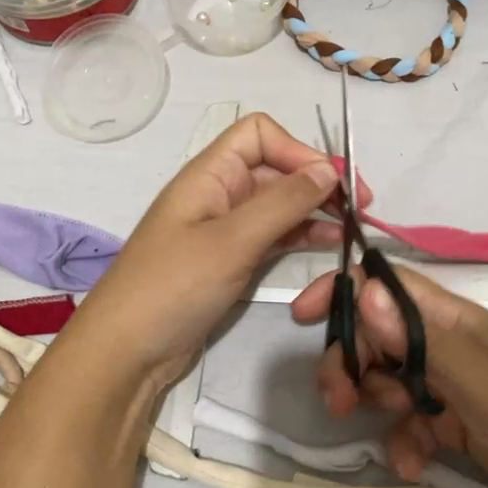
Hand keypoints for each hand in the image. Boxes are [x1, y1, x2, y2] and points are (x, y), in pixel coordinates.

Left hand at [79, 113, 370, 388]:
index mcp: (209, 174)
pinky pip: (273, 234)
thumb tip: (329, 170)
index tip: (332, 182)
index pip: (259, 134)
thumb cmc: (173, 287)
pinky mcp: (231, 260)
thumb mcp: (232, 241)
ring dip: (315, 208)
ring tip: (355, 227)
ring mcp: (225, 228)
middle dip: (316, 179)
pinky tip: (330, 243)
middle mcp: (218, 193)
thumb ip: (283, 203)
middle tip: (362, 207)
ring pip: (279, 202)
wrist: (125, 353)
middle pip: (275, 167)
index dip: (297, 149)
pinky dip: (301, 234)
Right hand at [292, 263, 487, 487]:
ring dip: (373, 404)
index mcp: (455, 320)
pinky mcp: (461, 426)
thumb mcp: (484, 383)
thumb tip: (364, 291)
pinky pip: (414, 424)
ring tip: (377, 438)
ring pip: (391, 381)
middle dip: (350, 361)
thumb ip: (421, 342)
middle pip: (378, 336)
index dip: (345, 294)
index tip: (304, 320)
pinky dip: (404, 443)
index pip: (388, 287)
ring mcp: (455, 387)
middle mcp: (449, 346)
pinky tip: (413, 467)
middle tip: (336, 401)